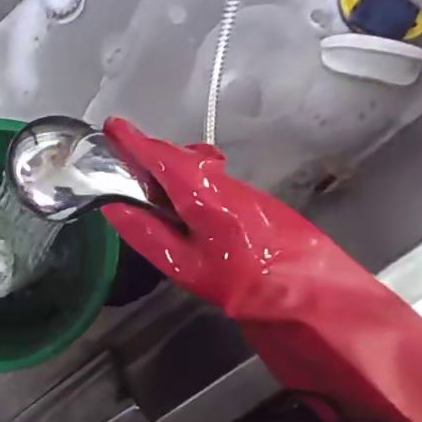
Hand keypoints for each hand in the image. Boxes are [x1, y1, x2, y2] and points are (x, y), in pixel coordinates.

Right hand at [97, 118, 351, 316]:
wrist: (309, 294)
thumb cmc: (242, 284)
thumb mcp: (184, 267)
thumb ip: (147, 234)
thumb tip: (114, 208)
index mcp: (203, 196)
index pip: (163, 157)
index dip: (135, 141)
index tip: (112, 126)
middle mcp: (223, 182)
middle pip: (180, 157)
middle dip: (149, 152)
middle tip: (120, 156)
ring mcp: (242, 188)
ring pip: (196, 168)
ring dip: (168, 169)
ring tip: (144, 184)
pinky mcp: (254, 198)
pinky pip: (210, 180)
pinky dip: (187, 183)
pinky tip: (181, 206)